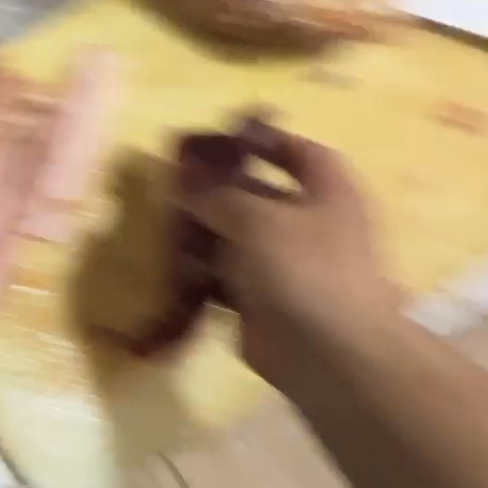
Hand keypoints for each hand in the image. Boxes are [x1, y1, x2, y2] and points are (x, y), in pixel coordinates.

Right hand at [177, 133, 402, 390]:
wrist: (322, 348)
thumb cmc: (301, 269)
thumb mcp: (255, 219)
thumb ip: (215, 193)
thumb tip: (179, 170)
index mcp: (328, 196)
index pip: (301, 154)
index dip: (265, 142)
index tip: (220, 140)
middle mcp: (310, 225)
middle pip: (259, 195)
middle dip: (216, 189)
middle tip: (171, 183)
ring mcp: (284, 264)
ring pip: (234, 235)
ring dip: (200, 229)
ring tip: (159, 222)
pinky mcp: (259, 296)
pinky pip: (221, 273)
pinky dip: (197, 268)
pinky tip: (167, 264)